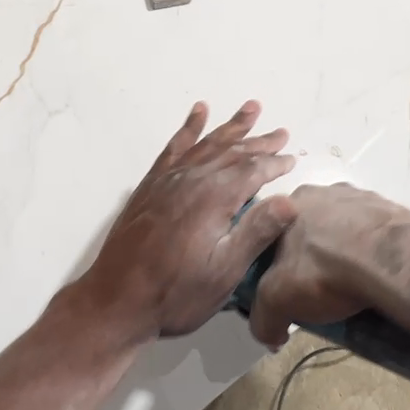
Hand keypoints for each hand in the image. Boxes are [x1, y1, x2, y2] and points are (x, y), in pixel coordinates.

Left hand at [73, 101, 297, 339]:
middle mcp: (194, 178)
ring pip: (208, 144)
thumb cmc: (177, 293)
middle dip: (260, 142)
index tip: (292, 159)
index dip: (275, 164)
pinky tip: (198, 112)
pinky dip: (189, 127)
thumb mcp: (224, 272)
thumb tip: (290, 200)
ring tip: (251, 108)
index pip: (253, 171)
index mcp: (215, 197)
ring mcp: (170, 178)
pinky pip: (175, 147)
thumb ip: (257, 231)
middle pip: (233, 152)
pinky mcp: (152, 184)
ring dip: (231, 127)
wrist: (117, 301)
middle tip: (282, 132)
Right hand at [248, 183, 409, 348]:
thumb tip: (271, 335)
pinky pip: (375, 235)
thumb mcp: (277, 299)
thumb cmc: (323, 269)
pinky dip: (373, 254)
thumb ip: (264, 316)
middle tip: (322, 290)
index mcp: (291, 203)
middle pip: (311, 228)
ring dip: (346, 252)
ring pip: (345, 229)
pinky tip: (377, 278)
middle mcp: (323, 191)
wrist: (386, 258)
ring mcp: (360, 197)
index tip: (289, 287)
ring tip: (354, 288)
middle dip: (314, 255)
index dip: (278, 261)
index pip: (274, 231)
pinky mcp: (390, 210)